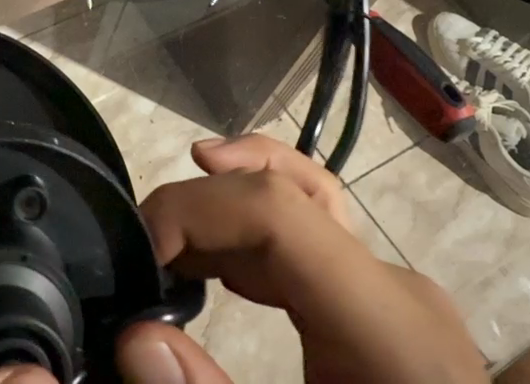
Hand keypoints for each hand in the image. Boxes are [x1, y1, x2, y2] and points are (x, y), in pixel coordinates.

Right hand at [117, 135, 486, 383]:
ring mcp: (393, 292)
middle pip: (283, 194)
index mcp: (389, 327)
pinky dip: (246, 243)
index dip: (196, 210)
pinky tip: (208, 274)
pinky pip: (307, 243)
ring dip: (217, 217)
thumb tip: (135, 335)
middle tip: (134, 253)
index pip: (279, 211)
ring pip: (297, 204)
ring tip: (158, 256)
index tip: (140, 254)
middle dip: (196, 208)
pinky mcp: (382, 310)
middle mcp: (395, 287)